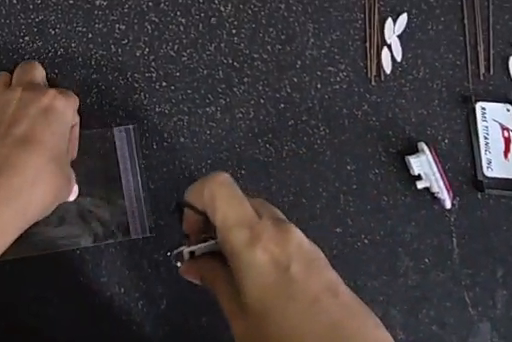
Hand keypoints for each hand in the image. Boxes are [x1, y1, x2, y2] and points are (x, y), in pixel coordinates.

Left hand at [0, 60, 80, 235]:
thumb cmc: (35, 186)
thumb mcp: (63, 183)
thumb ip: (65, 173)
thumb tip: (66, 182)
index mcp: (55, 105)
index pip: (69, 101)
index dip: (69, 126)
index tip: (63, 150)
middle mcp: (25, 94)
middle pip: (32, 70)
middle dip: (36, 85)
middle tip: (36, 116)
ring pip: (0, 78)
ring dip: (5, 93)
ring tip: (8, 118)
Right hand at [179, 172, 392, 341]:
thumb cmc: (287, 339)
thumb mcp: (241, 318)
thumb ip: (215, 281)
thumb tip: (194, 263)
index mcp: (253, 236)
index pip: (216, 185)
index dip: (195, 201)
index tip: (192, 236)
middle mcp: (278, 228)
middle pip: (237, 200)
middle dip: (216, 222)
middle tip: (208, 259)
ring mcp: (302, 239)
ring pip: (260, 218)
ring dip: (240, 235)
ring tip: (235, 277)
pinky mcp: (319, 256)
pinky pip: (281, 236)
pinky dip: (263, 247)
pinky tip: (264, 286)